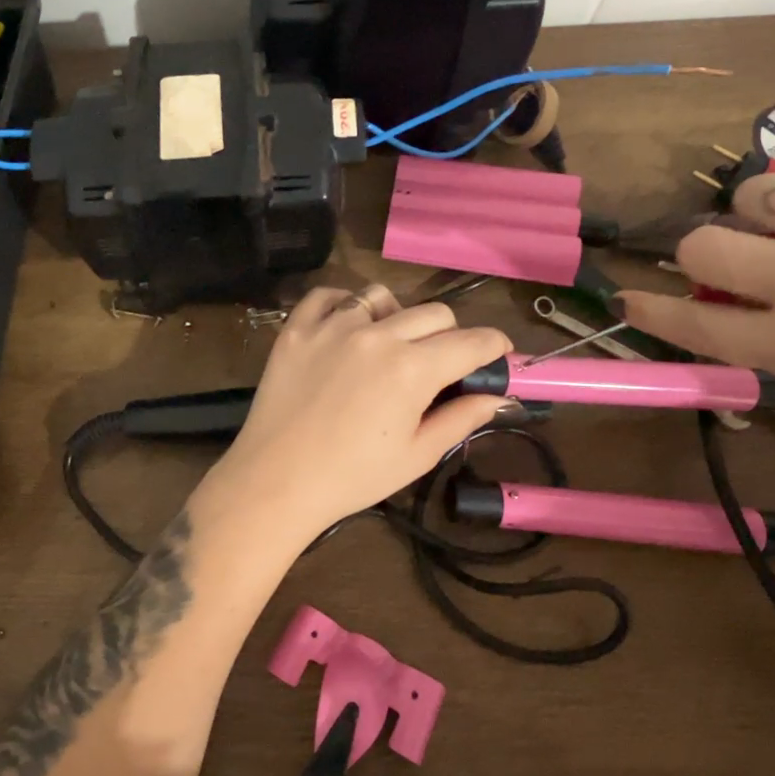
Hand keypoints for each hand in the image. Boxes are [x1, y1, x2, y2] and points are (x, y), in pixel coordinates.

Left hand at [208, 284, 512, 537]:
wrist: (277, 480)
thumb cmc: (352, 477)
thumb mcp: (417, 455)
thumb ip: (461, 419)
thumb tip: (497, 397)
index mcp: (413, 368)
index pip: (471, 341)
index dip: (494, 346)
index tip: (497, 354)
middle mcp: (377, 335)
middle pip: (433, 314)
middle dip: (450, 335)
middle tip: (441, 363)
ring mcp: (332, 326)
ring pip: (381, 297)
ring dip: (397, 316)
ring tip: (390, 344)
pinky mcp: (296, 328)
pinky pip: (327, 295)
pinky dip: (343, 304)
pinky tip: (346, 327)